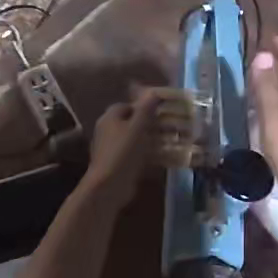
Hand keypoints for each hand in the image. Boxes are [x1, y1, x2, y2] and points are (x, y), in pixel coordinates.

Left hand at [81, 89, 158, 209]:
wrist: (109, 185)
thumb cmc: (123, 151)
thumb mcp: (138, 127)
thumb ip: (146, 109)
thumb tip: (153, 92)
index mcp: (110, 118)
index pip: (127, 105)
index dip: (144, 107)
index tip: (162, 111)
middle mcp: (108, 130)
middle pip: (131, 122)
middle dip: (149, 124)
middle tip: (169, 127)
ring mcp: (111, 148)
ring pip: (134, 139)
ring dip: (150, 140)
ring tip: (170, 142)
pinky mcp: (117, 164)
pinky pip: (134, 154)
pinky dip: (146, 155)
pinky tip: (161, 158)